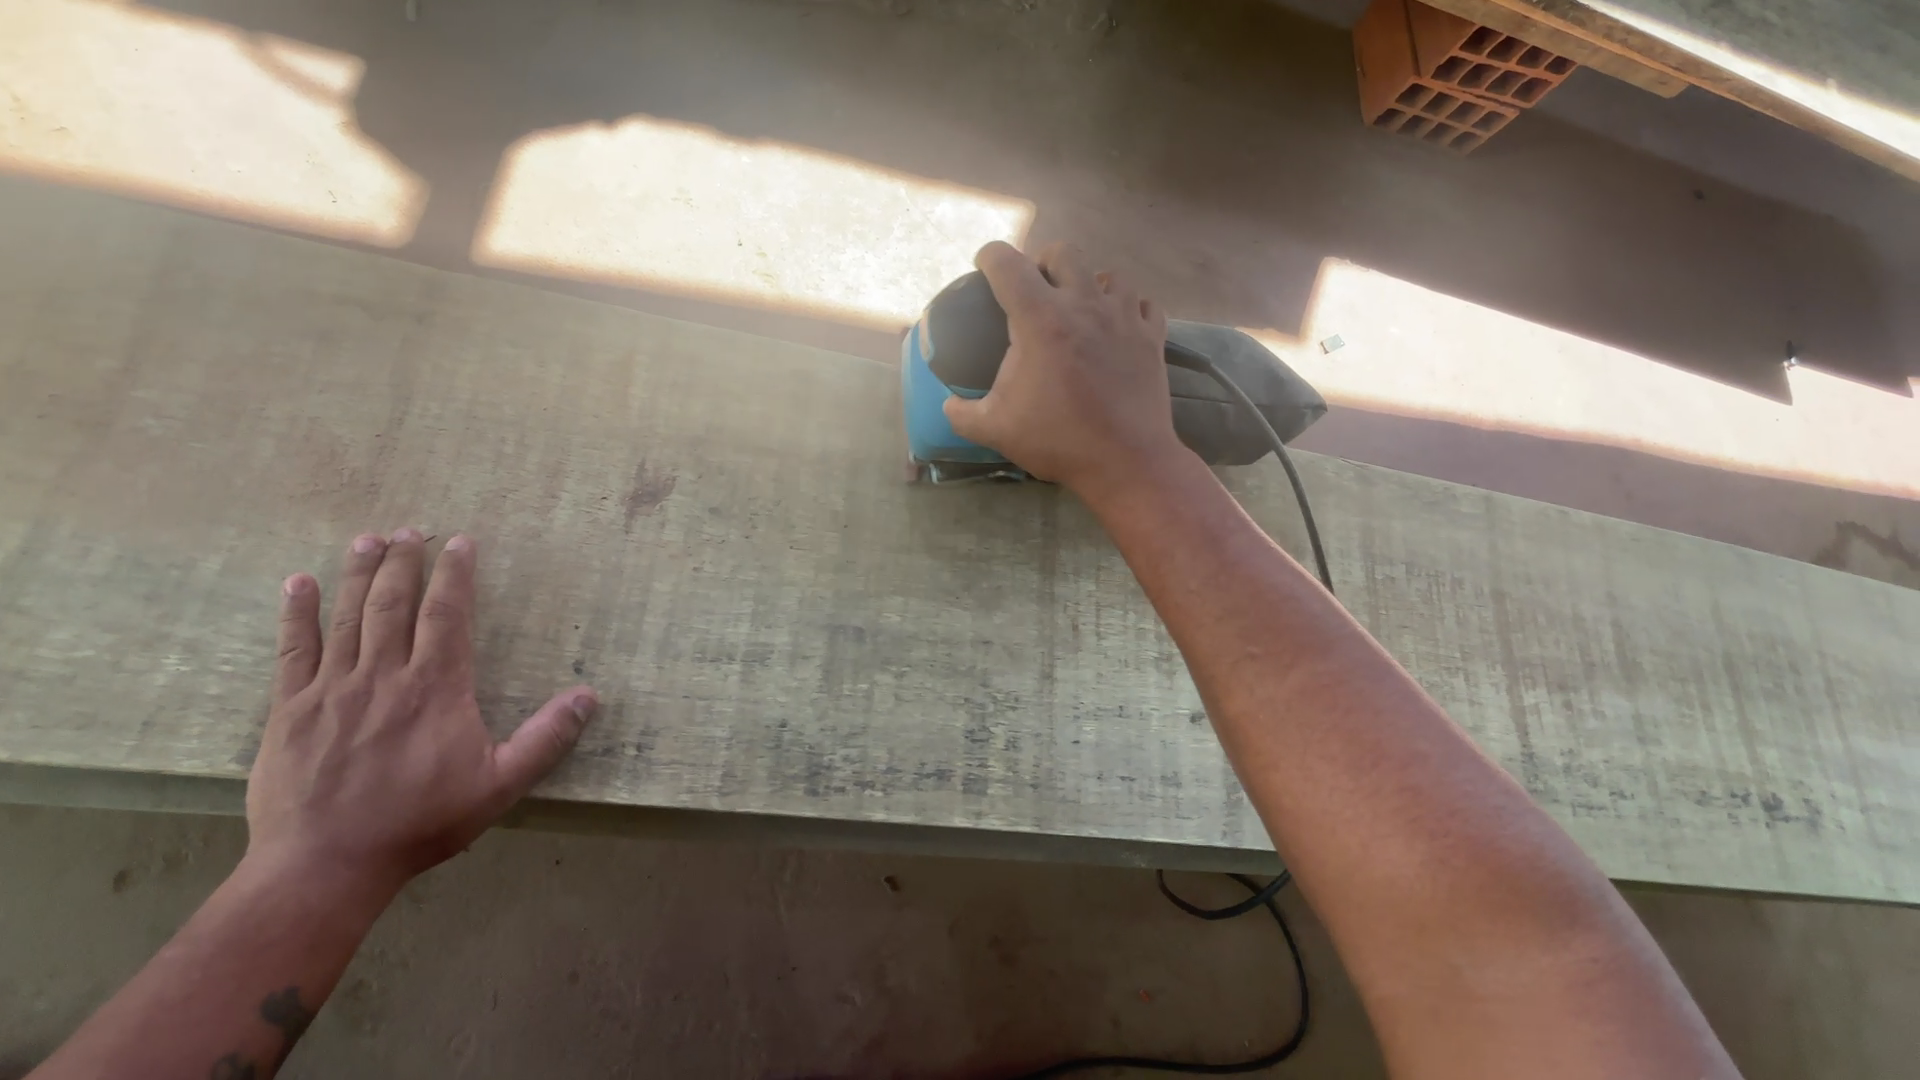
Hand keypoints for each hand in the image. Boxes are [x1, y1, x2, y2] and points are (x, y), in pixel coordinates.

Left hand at [248, 528, 595, 891]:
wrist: (325, 864)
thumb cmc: (421, 822)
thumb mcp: (500, 784)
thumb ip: (546, 738)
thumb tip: (590, 695)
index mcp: (436, 688)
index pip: (448, 615)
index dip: (455, 575)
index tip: (459, 542)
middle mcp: (384, 675)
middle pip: (395, 604)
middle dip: (405, 562)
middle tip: (411, 529)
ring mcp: (332, 689)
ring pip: (349, 616)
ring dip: (360, 574)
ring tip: (368, 539)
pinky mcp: (291, 709)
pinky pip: (294, 649)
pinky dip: (298, 612)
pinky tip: (300, 582)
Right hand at [942, 241, 1186, 498]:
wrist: (1125, 462)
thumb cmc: (1057, 441)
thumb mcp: (994, 429)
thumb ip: (962, 413)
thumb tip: (949, 404)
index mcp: (1040, 319)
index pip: (1007, 264)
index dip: (990, 257)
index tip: (984, 267)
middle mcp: (1084, 304)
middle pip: (1063, 252)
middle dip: (1043, 262)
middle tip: (1035, 288)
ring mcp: (1124, 318)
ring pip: (1109, 274)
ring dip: (1090, 283)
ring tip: (1081, 308)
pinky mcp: (1152, 337)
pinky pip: (1143, 303)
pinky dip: (1129, 308)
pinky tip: (1118, 326)